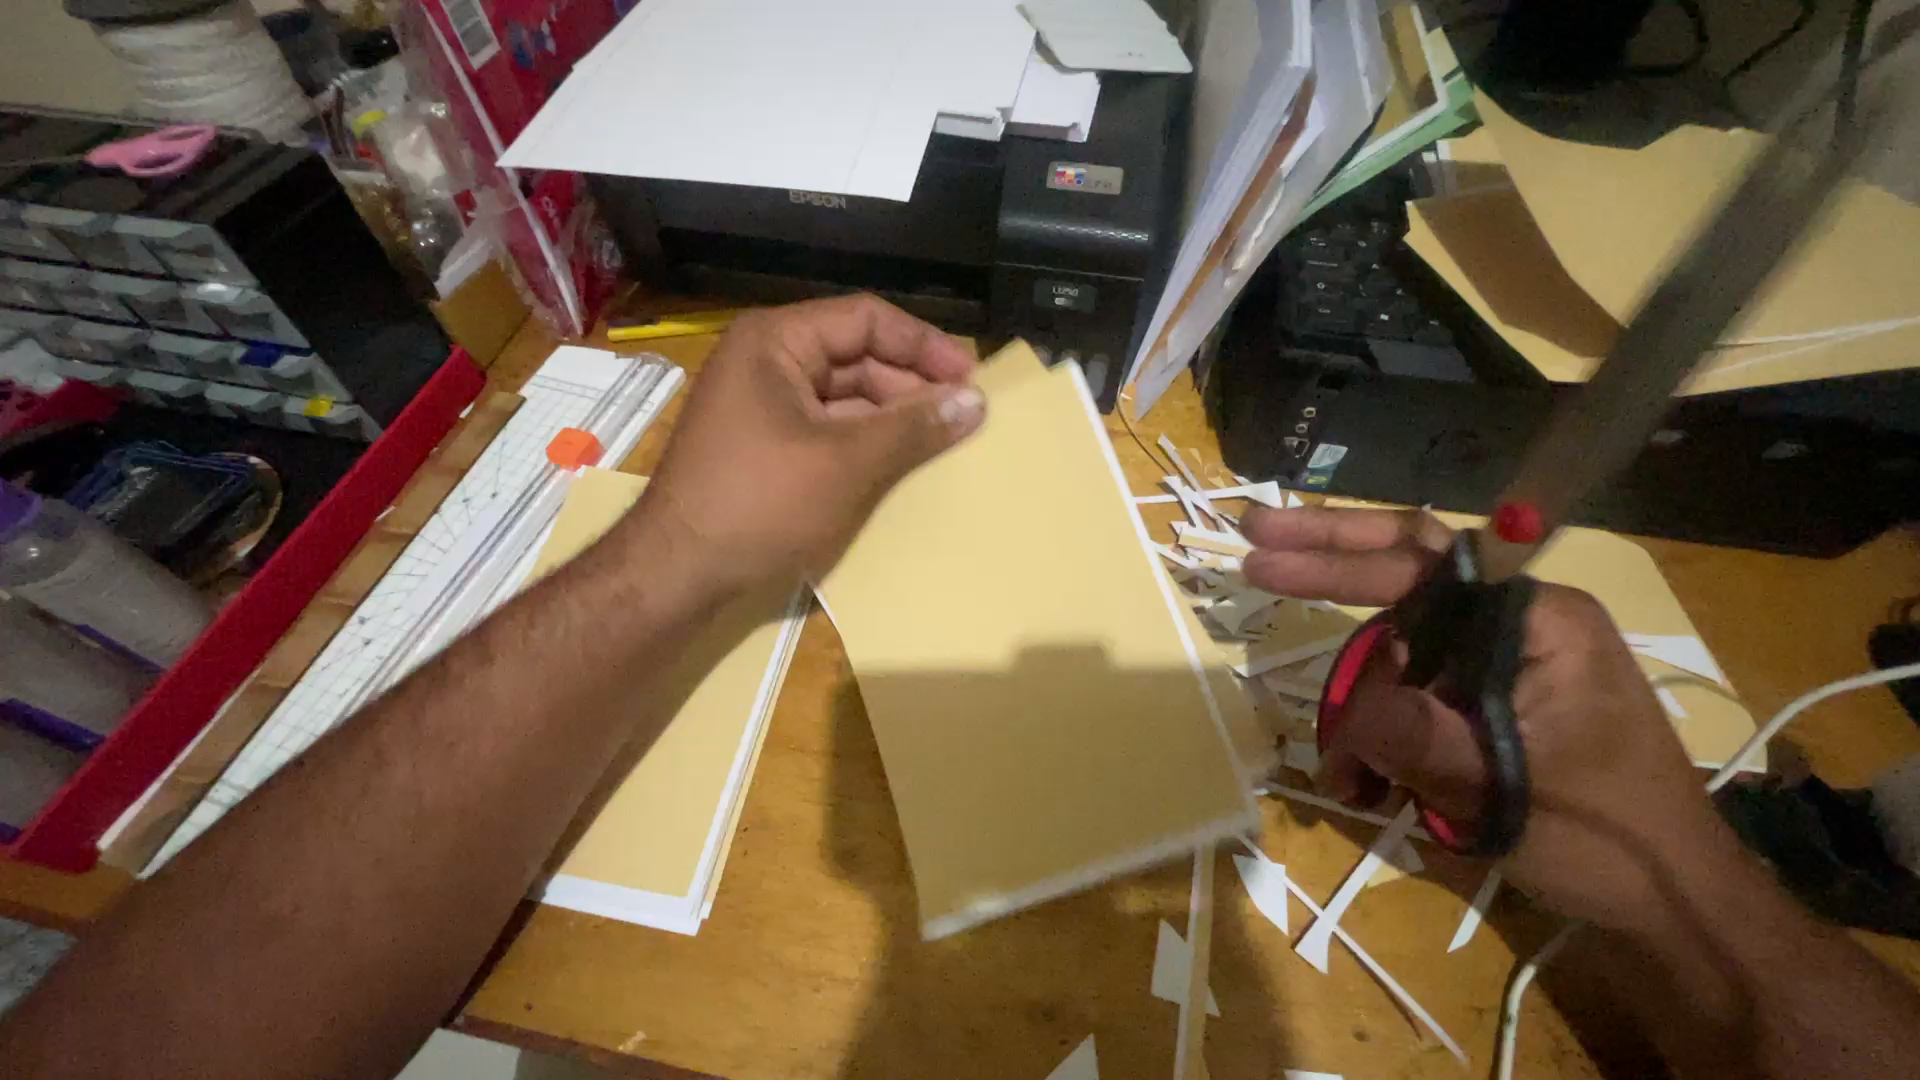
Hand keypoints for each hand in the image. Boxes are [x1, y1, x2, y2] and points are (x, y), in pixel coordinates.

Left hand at [634, 296, 984, 596]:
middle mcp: (768, 362)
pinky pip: (829, 429)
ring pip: (846, 397)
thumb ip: (912, 427)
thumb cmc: (759, 503)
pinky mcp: (767, 445)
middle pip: (857, 356)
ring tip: (944, 440)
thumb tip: (975, 402)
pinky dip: (867, 442)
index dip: (923, 344)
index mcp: (776, 342)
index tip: (970, 377)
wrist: (679, 572)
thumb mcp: (845, 462)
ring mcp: (764, 405)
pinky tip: (903, 463)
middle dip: (912, 384)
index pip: (865, 319)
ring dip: (894, 417)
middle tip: (965, 415)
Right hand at [1242, 505, 1735, 929]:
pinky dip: (1374, 738)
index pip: (1421, 556)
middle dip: (1323, 573)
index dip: (1335, 544)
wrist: (1670, 908)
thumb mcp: (1506, 787)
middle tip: (1251, 557)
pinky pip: (1404, 700)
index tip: (1264, 547)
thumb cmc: (1610, 839)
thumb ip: (1418, 737)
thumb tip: (1348, 707)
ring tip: (1342, 777)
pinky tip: (1364, 787)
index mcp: (1534, 618)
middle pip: (1399, 579)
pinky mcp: (1476, 704)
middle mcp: (1510, 625)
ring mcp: (1490, 664)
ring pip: (1392, 657)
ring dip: (1354, 710)